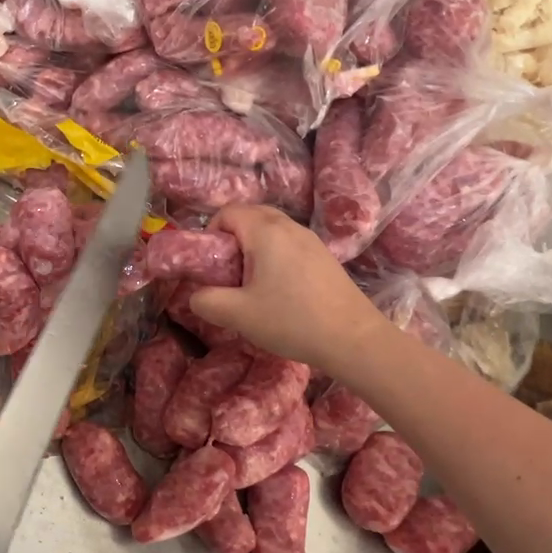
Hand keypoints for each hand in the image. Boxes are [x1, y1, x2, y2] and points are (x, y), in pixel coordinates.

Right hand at [185, 204, 392, 370]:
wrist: (355, 340)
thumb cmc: (291, 320)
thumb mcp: (236, 314)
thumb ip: (205, 300)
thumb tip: (196, 296)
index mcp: (266, 232)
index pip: (228, 212)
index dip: (211, 232)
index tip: (211, 263)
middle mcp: (290, 228)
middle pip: (251, 215)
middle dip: (231, 237)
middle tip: (226, 271)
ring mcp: (312, 241)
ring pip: (272, 230)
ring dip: (253, 247)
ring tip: (251, 283)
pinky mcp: (325, 258)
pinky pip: (289, 244)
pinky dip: (275, 257)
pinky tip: (278, 291)